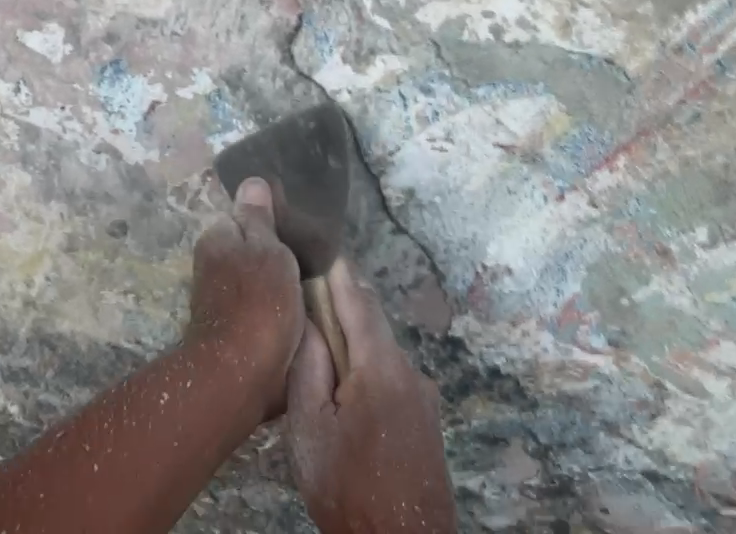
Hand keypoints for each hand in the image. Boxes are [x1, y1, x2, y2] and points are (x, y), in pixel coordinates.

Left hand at [183, 177, 303, 421]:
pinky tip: (302, 320)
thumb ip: (260, 218)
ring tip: (314, 294)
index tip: (299, 236)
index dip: (273, 225)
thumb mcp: (267, 250)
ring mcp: (221, 299)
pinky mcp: (234, 329)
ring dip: (281, 288)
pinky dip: (279, 312)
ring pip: (260, 282)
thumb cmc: (258, 303)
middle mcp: (212, 265)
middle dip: (278, 259)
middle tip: (313, 267)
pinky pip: (263, 309)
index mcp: (217, 240)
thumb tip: (252, 181)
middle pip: (253, 251)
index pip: (246, 219)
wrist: (241, 376)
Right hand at [287, 259, 457, 532]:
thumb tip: (310, 322)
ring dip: (353, 340)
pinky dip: (366, 365)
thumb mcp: (309, 426)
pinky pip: (391, 376)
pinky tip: (344, 382)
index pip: (359, 303)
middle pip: (373, 325)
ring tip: (319, 340)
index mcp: (381, 368)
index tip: (324, 250)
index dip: (340, 275)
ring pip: (382, 353)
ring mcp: (424, 398)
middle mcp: (410, 373)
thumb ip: (309, 367)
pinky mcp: (426, 421)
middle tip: (310, 290)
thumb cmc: (346, 485)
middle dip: (343, 305)